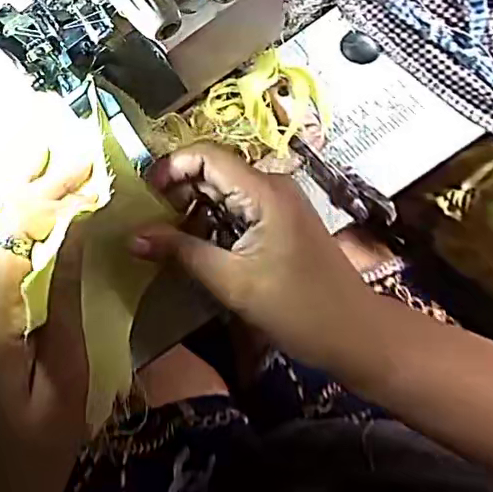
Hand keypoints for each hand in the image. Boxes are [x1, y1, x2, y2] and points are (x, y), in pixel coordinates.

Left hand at [0, 160, 93, 491]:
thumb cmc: (34, 442)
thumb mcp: (64, 373)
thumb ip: (64, 294)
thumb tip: (76, 227)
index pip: (16, 228)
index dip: (54, 196)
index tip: (91, 176)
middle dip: (40, 183)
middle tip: (78, 157)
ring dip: (20, 189)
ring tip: (45, 155)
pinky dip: (2, 212)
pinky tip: (9, 190)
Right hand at [129, 143, 374, 369]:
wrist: (360, 336)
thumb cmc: (299, 309)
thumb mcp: (233, 283)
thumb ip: (182, 252)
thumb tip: (133, 236)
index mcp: (263, 190)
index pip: (206, 154)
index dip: (171, 167)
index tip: (145, 195)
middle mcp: (270, 184)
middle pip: (213, 167)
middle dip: (178, 188)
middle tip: (151, 219)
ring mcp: (277, 200)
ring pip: (222, 187)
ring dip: (193, 205)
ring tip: (168, 234)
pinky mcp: (279, 217)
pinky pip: (237, 204)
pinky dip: (212, 217)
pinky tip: (196, 242)